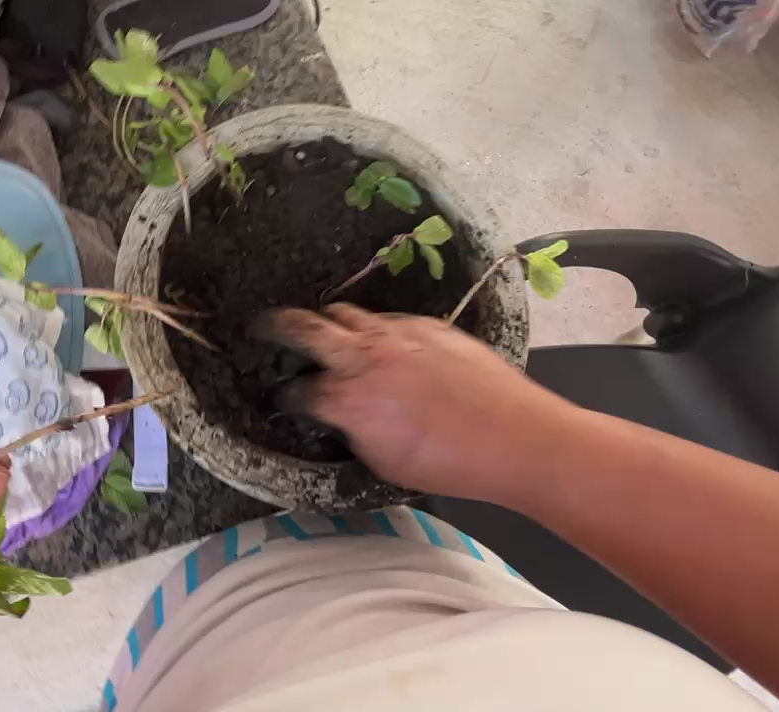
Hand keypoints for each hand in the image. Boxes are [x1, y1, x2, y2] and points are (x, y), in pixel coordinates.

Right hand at [261, 305, 576, 502]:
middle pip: (304, 327)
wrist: (517, 437)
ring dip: (326, 321)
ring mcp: (395, 334)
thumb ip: (352, 430)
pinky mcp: (426, 325)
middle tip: (261, 325)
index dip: (283, 395)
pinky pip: (386, 319)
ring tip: (322, 328)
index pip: (297, 391)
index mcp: (348, 399)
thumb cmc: (450, 463)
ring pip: (344, 313)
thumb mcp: (385, 462)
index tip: (278, 397)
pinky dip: (372, 328)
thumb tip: (339, 416)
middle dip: (275, 325)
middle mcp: (363, 357)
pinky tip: (382, 342)